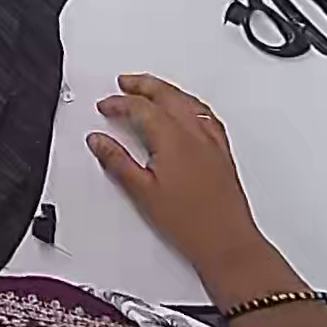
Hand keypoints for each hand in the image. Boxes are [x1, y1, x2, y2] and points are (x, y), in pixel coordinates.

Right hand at [86, 73, 260, 287]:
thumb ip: (117, 161)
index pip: (140, 108)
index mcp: (172, 139)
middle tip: (124, 83)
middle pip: (165, 95)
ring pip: (186, 100)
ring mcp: (210, 140)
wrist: (227, 243)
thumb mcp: (142, 192)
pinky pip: (204, 114)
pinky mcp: (221, 150)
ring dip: (165, 89)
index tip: (105, 106)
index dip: (119, 103)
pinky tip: (186, 108)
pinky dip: (189, 103)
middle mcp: (194, 134)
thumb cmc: (190, 222)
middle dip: (142, 85)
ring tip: (150, 87)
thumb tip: (99, 141)